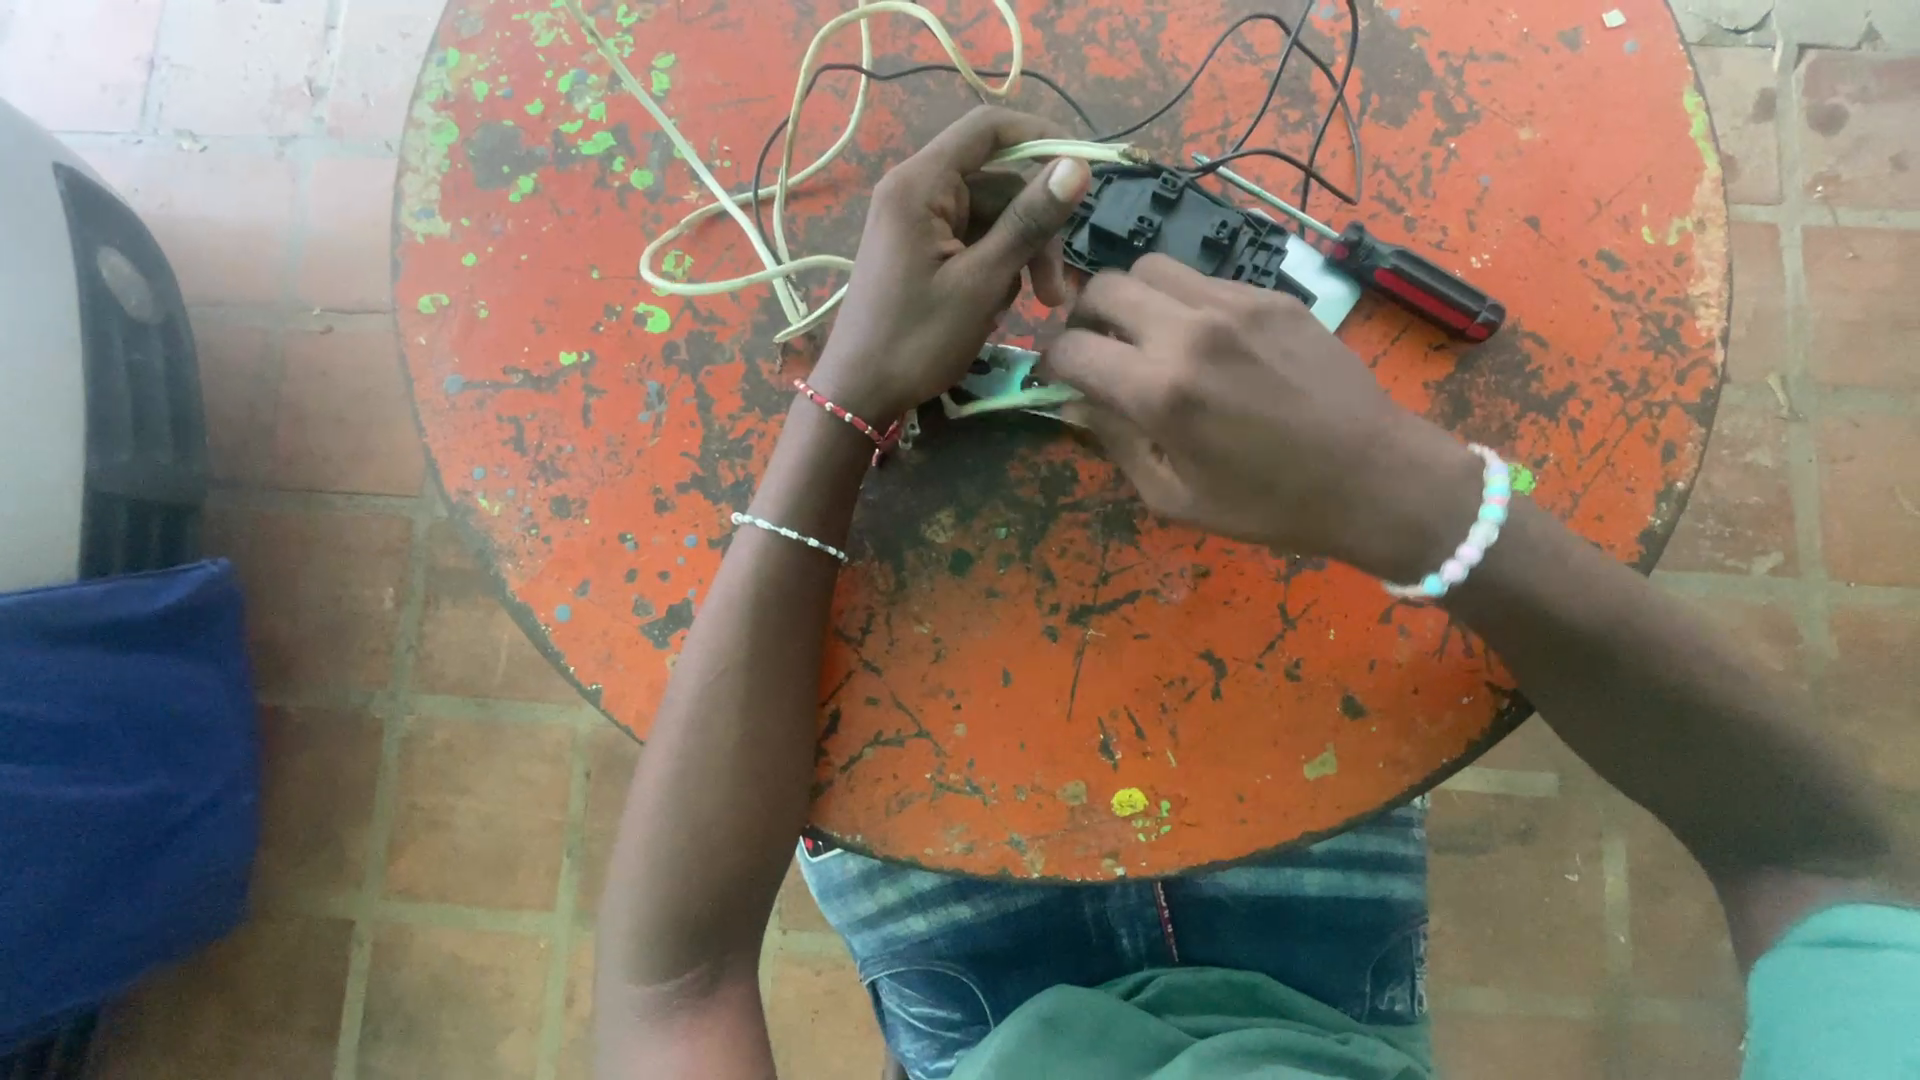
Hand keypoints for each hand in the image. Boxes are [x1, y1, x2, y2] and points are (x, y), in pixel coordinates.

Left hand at [806, 106, 1093, 422]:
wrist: (860, 393)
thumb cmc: (917, 339)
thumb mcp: (981, 282)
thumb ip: (1028, 222)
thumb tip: (1078, 167)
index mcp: (920, 184)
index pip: (989, 128)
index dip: (1042, 139)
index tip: (1084, 175)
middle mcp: (916, 191)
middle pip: (997, 183)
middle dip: (1034, 230)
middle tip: (1055, 292)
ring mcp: (917, 223)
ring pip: (990, 219)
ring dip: (1018, 258)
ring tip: (1027, 308)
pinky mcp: (920, 252)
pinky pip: (971, 243)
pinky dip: (993, 270)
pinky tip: (993, 309)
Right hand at [1043, 254, 1482, 582]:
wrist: (1372, 477)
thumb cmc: (1265, 505)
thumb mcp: (1172, 496)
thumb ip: (1114, 440)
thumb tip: (1074, 401)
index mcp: (1161, 391)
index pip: (1070, 349)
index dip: (1049, 363)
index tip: (1056, 377)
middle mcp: (1190, 332)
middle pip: (1102, 287)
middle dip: (1082, 319)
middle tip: (1094, 350)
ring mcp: (1235, 305)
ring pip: (1150, 268)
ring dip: (1130, 300)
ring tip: (1144, 336)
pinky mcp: (1271, 296)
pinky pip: (1202, 279)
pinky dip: (1181, 302)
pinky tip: (1201, 339)